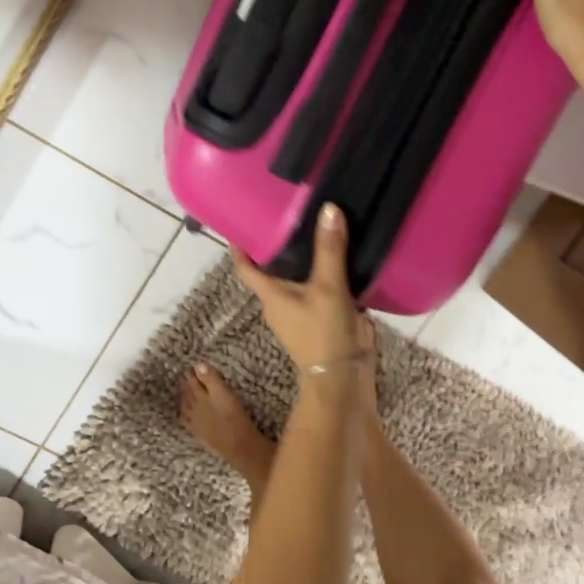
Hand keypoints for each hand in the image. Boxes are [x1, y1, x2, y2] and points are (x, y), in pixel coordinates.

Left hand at [233, 203, 362, 373]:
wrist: (343, 375)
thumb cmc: (324, 331)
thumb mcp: (328, 286)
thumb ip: (329, 248)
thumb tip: (328, 208)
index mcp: (270, 294)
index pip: (245, 268)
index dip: (240, 248)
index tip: (240, 226)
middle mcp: (279, 303)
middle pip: (272, 271)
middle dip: (279, 247)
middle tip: (291, 216)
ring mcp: (300, 312)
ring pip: (296, 280)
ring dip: (304, 261)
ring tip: (317, 231)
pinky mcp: (321, 318)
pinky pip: (316, 290)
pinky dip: (323, 275)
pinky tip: (339, 259)